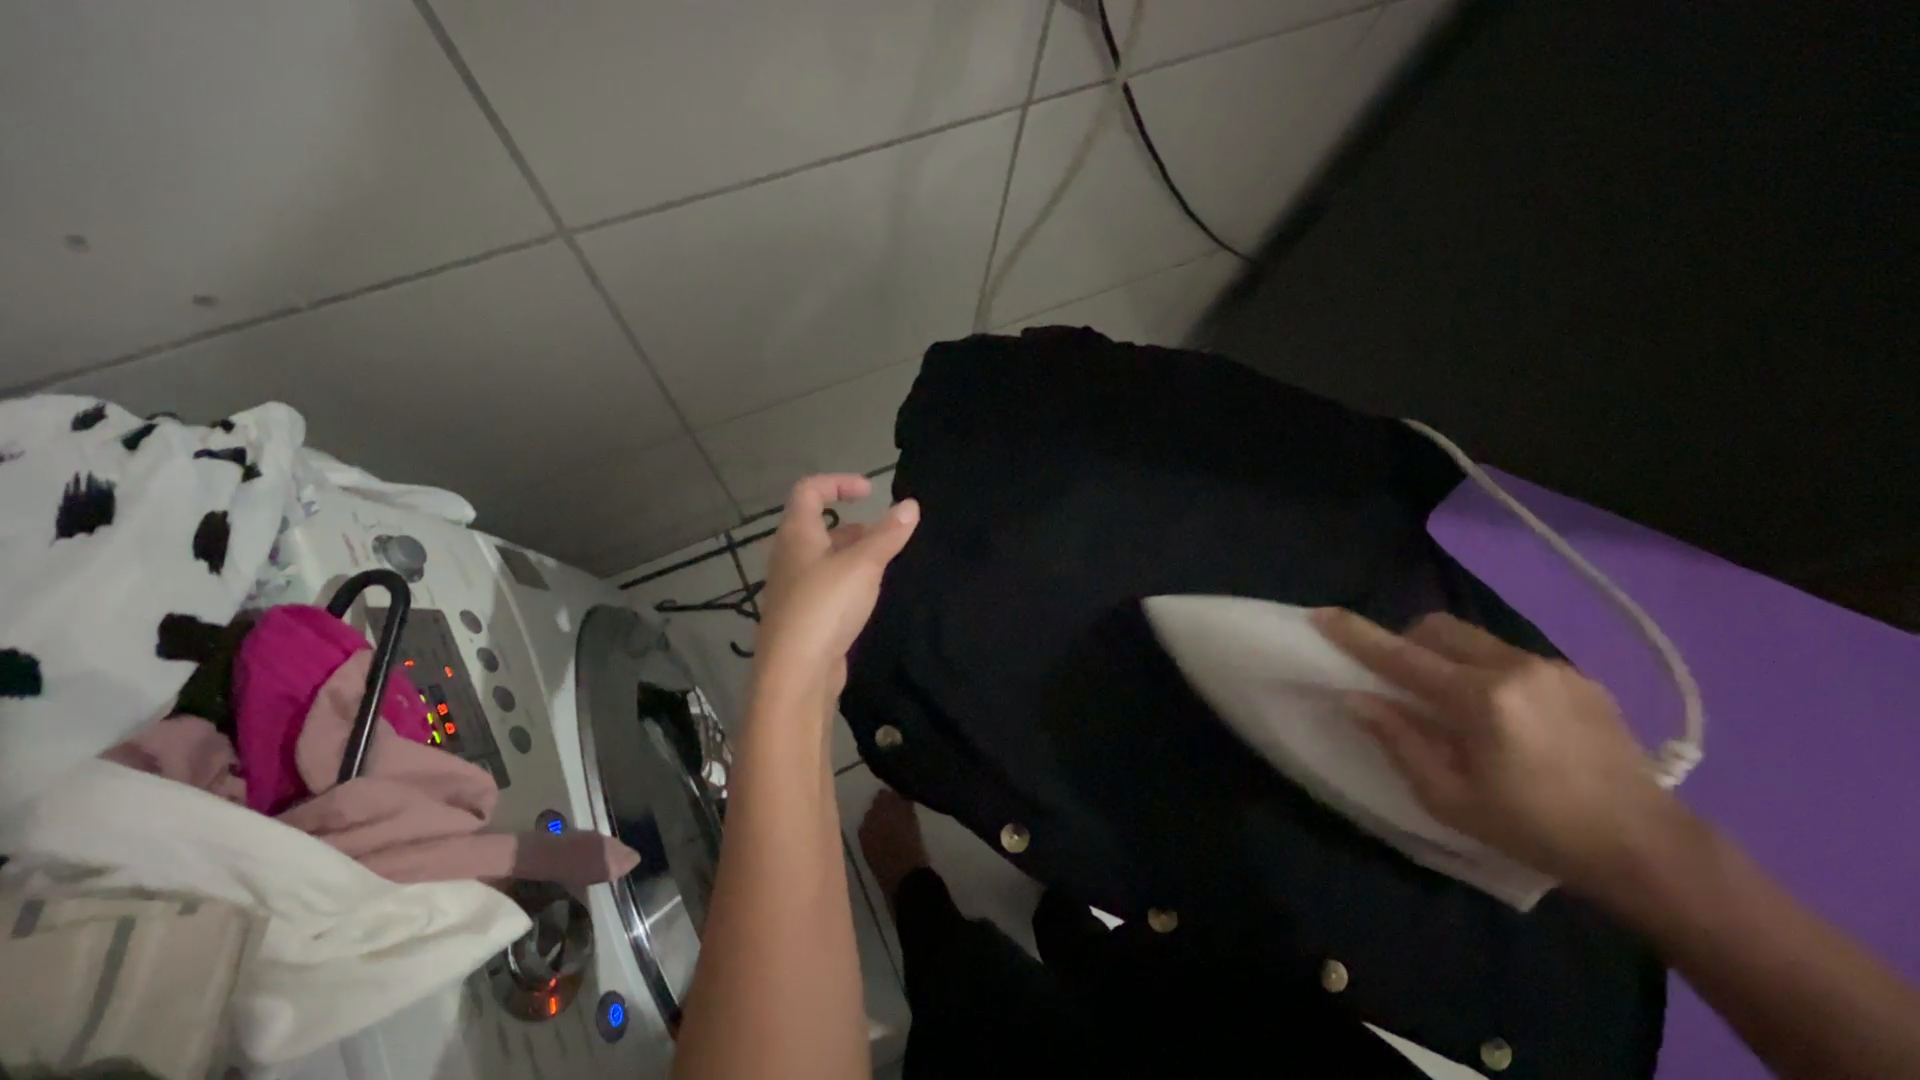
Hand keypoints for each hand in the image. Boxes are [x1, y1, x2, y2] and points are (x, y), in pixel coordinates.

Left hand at [753, 475, 919, 709]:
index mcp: (797, 534)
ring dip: (852, 554)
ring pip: (823, 558)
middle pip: (816, 525)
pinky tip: (867, 597)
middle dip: (853, 526)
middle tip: (884, 536)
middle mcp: (789, 555)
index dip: (838, 482)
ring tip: (882, 565)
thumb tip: (910, 505)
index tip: (870, 491)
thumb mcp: (863, 565)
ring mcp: (792, 587)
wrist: (795, 672)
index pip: (809, 490)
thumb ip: (888, 534)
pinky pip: (825, 585)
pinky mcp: (801, 615)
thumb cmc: (825, 606)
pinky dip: (847, 580)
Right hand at [1312, 608, 1688, 893]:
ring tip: (1453, 705)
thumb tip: (1357, 699)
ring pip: (1476, 639)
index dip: (1356, 635)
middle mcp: (1515, 667)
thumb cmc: (1535, 829)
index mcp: (1480, 698)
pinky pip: (1512, 658)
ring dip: (1447, 657)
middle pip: (1438, 629)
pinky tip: (1503, 718)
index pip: (1401, 656)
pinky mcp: (1579, 678)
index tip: (1321, 614)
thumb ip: (1400, 741)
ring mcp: (1552, 668)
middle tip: (1399, 683)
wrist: (1645, 845)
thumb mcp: (1450, 799)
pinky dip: (1486, 672)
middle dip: (1406, 642)